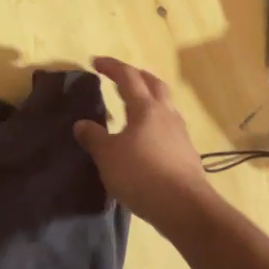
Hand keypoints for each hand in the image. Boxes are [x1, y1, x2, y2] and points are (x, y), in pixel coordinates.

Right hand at [74, 57, 214, 232]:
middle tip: (119, 76)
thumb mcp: (107, 156)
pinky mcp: (186, 152)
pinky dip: (154, 120)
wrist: (184, 207)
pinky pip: (168, 125)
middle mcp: (166, 114)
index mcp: (145, 108)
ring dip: (149, 97)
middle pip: (154, 84)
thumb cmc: (141, 175)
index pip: (128, 77)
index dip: (111, 66)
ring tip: (133, 104)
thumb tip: (82, 124)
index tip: (96, 62)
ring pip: (164, 104)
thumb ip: (94, 137)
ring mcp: (180, 133)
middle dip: (136, 75)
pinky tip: (146, 135)